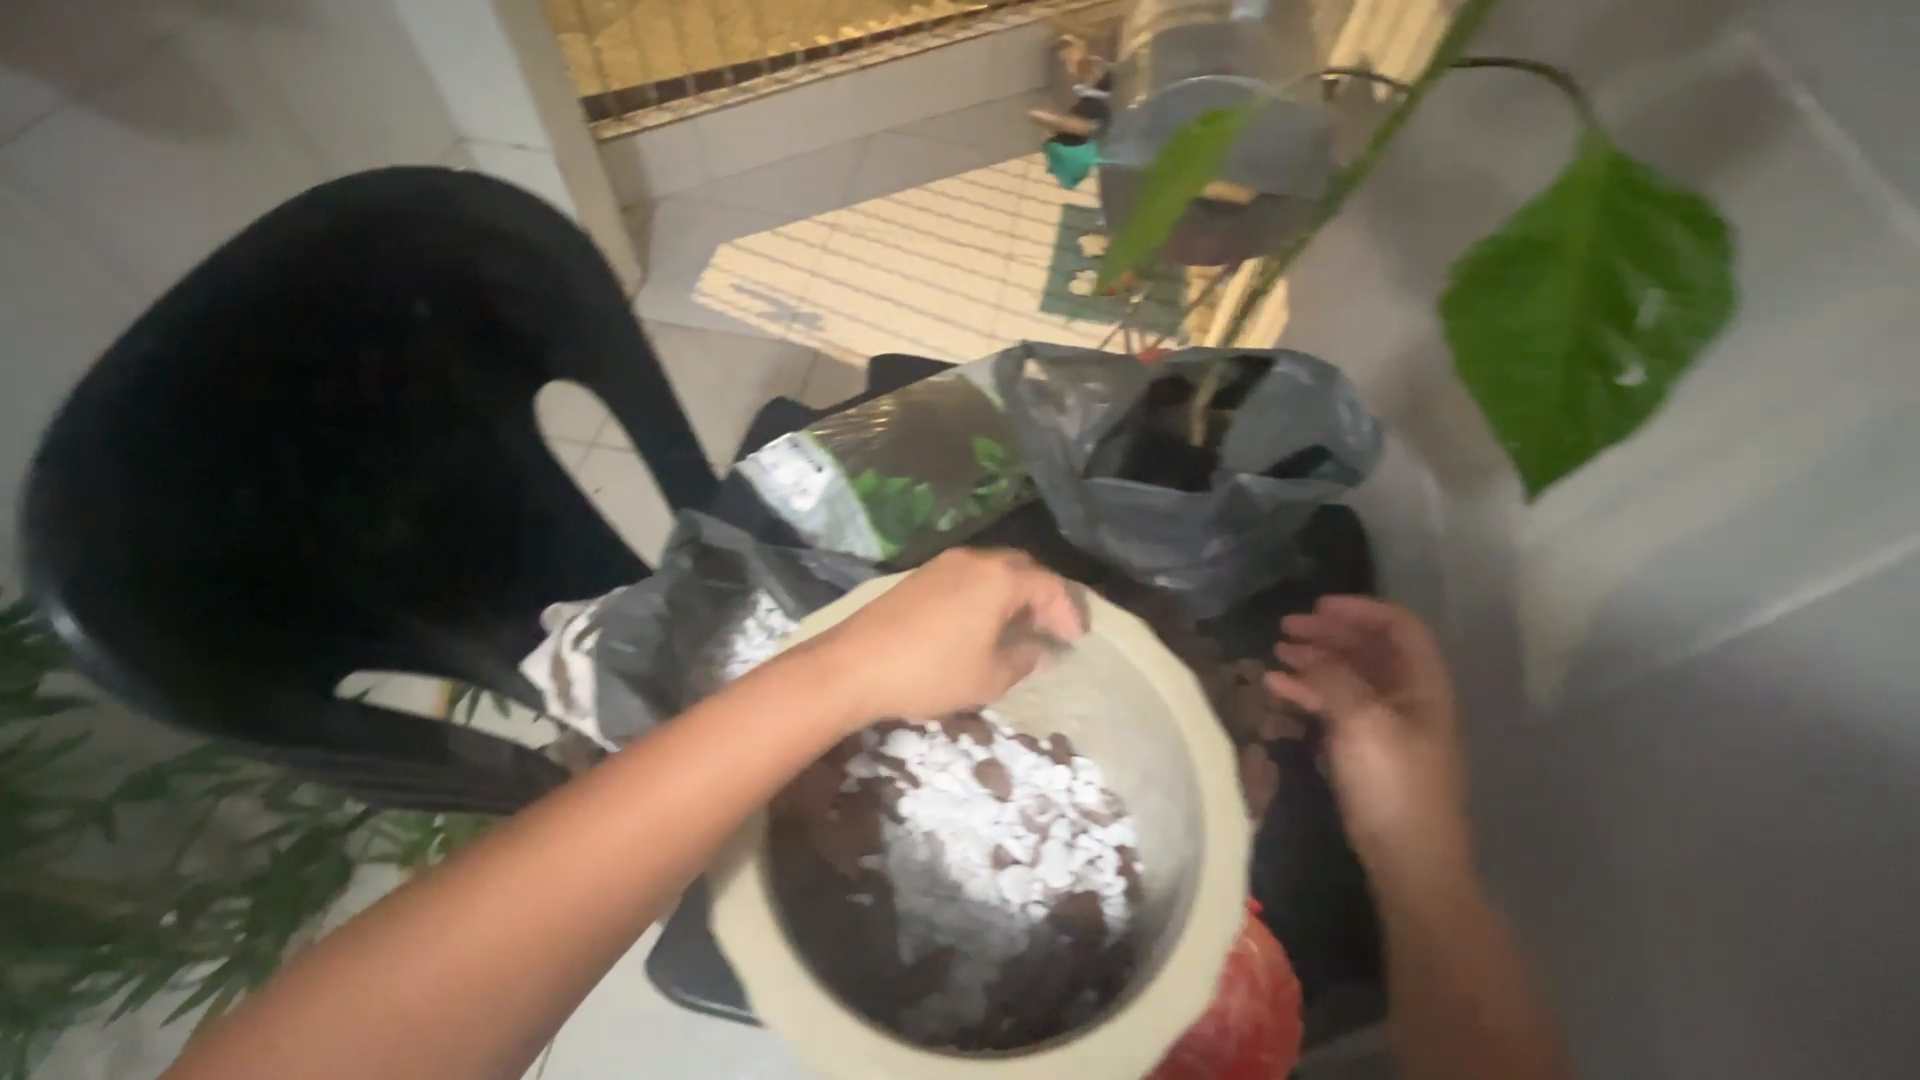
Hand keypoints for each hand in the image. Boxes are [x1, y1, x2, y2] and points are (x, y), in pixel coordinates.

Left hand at [804, 548, 1085, 729]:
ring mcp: (942, 565)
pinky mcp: (919, 577)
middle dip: (1042, 596)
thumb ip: (1023, 660)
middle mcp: (974, 560)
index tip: (1074, 639)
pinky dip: (985, 594)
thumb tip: (1038, 651)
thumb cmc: (931, 672)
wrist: (854, 665)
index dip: (1067, 612)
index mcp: (999, 578)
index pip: (1048, 585)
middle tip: (1050, 627)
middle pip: (1021, 569)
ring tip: (1018, 626)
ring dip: (1012, 594)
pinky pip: (967, 577)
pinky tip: (981, 623)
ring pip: (992, 570)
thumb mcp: (988, 677)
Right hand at [1264, 597, 1469, 880]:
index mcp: (1422, 686)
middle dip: (1328, 633)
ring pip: (1349, 677)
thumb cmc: (1392, 784)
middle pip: (1370, 650)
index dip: (1359, 610)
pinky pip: (1336, 707)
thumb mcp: (1361, 722)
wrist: (1409, 860)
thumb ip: (1333, 678)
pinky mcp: (1366, 750)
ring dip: (1314, 661)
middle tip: (1285, 627)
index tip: (1316, 606)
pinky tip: (1277, 690)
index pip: (1398, 627)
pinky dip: (1308, 693)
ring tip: (1276, 654)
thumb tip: (1307, 654)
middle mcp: (1408, 698)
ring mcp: (1387, 726)